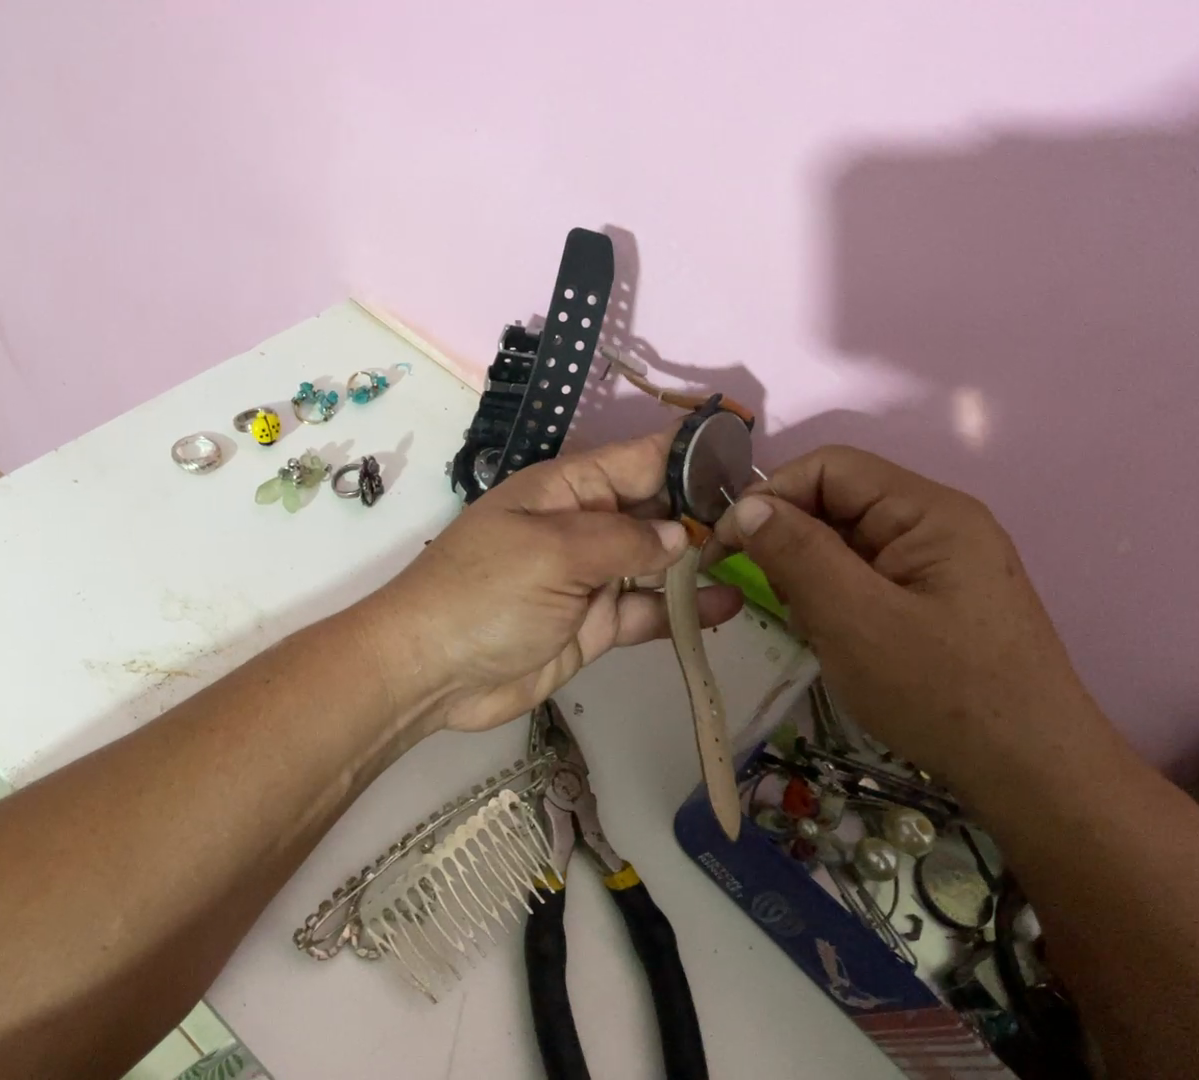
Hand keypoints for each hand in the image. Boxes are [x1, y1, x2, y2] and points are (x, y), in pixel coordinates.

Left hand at [363, 431, 741, 733]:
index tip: (746, 463)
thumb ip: (622, 540)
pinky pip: (646, 610)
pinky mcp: (593, 626)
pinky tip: (726, 606)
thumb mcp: (553, 551)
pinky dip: (682, 610)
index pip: (638, 459)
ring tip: (758, 561)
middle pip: (654, 511)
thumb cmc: (485, 594)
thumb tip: (679, 538)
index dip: (688, 457)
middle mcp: (581, 526)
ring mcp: (588, 578)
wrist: (431, 671)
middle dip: (704, 514)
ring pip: (656, 563)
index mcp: (565, 489)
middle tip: (768, 525)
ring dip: (700, 563)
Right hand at [711, 445, 1117, 806]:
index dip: (770, 495)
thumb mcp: (854, 619)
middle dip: (791, 544)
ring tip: (816, 630)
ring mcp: (936, 564)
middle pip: (835, 503)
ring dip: (810, 579)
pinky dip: (834, 602)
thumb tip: (746, 507)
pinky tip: (838, 642)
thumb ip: (796, 553)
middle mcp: (935, 525)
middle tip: (778, 600)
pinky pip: (862, 579)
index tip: (727, 546)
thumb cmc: (941, 693)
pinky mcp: (932, 600)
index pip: (829, 467)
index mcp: (928, 512)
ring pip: (842, 544)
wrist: (1031, 774)